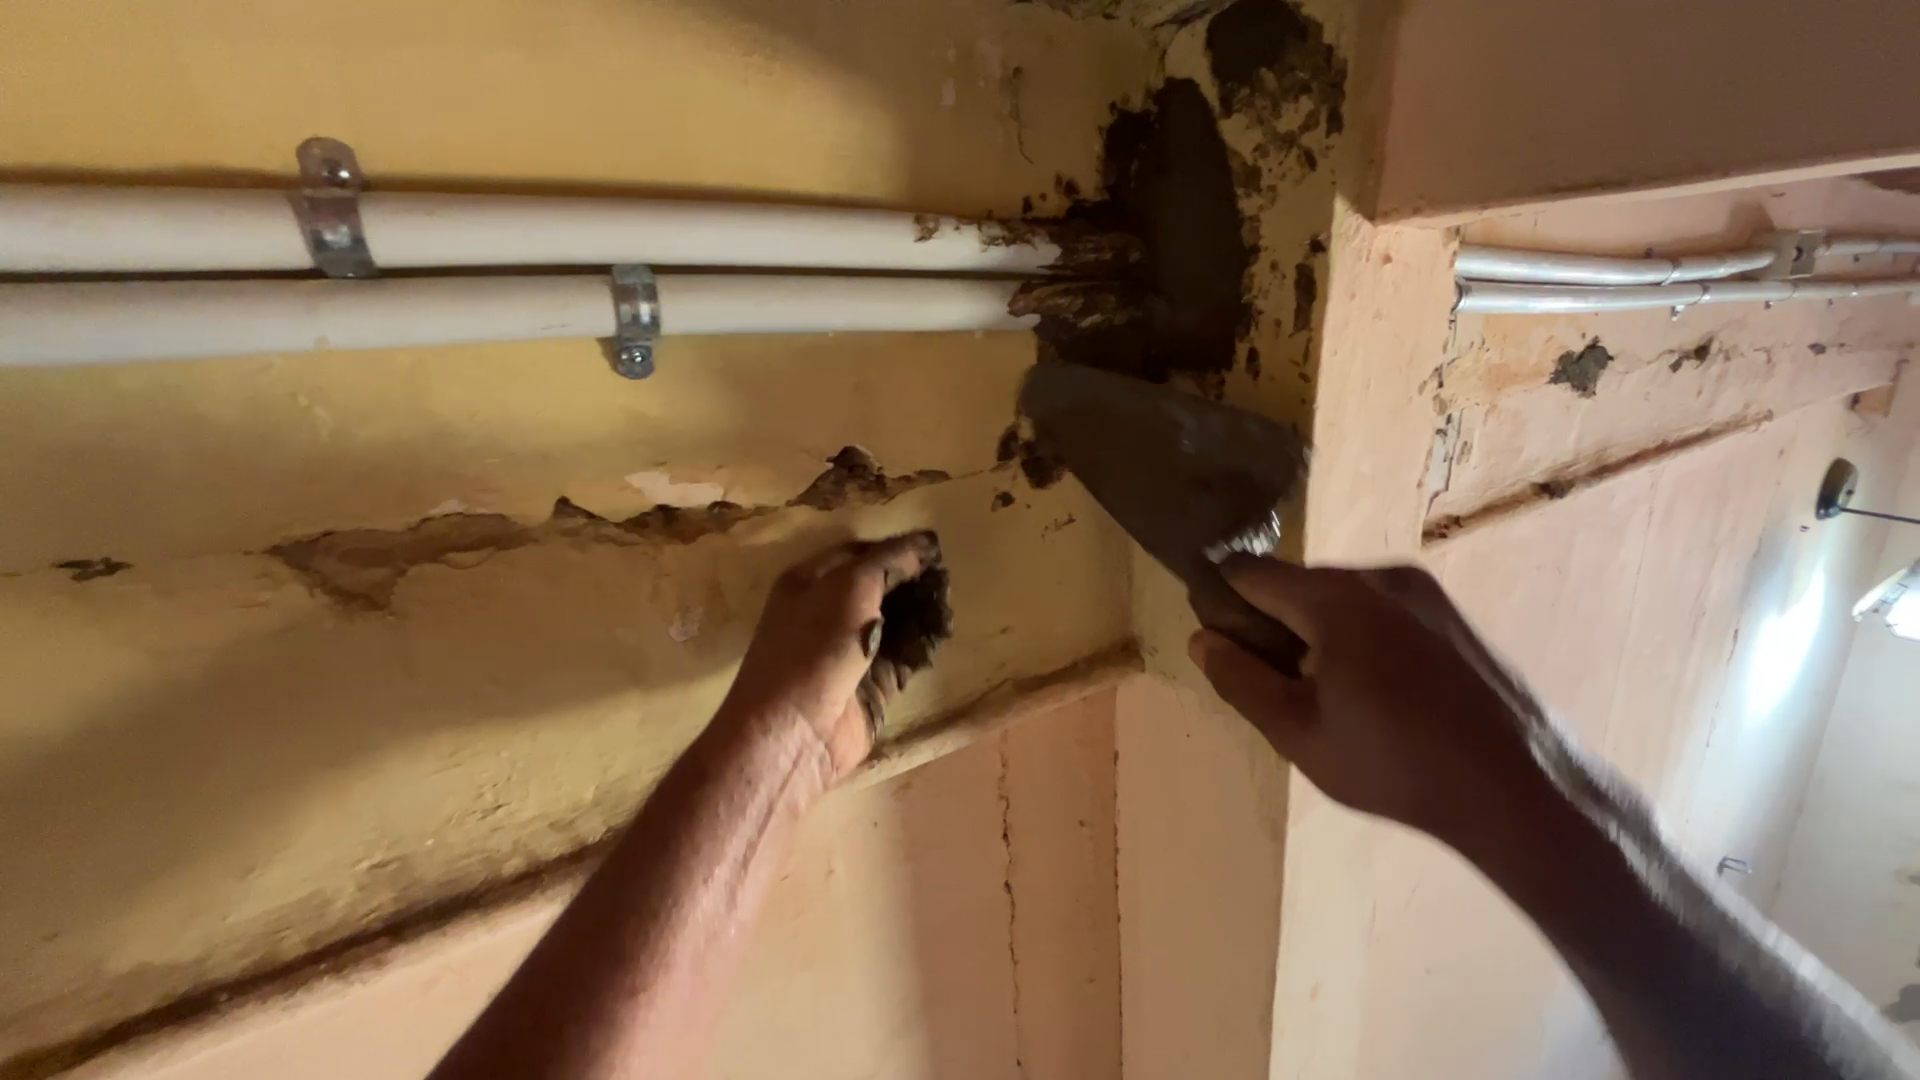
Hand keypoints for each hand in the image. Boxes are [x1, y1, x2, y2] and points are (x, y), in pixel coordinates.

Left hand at [718, 532, 941, 779]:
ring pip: (897, 622)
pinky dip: (922, 646)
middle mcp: (829, 612)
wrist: (795, 730)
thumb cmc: (814, 646)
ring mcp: (851, 650)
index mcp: (810, 582)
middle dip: (914, 583)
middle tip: (945, 583)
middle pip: (882, 588)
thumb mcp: (848, 587)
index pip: (860, 554)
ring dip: (923, 615)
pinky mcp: (872, 683)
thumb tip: (924, 544)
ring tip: (947, 610)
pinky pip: (904, 656)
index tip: (934, 551)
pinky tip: (940, 637)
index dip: (896, 550)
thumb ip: (889, 561)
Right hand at [1188, 557, 1563, 850]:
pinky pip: (1378, 608)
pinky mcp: (1451, 614)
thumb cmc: (1395, 764)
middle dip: (1271, 622)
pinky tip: (1373, 690)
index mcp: (1336, 598)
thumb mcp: (1297, 732)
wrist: (1525, 791)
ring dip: (1314, 630)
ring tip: (1326, 693)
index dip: (1221, 599)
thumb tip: (1201, 639)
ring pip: (1338, 597)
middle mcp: (1380, 577)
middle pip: (1296, 584)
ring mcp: (1423, 592)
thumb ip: (1239, 679)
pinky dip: (1356, 634)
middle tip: (1274, 682)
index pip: (1249, 572)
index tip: (1218, 640)